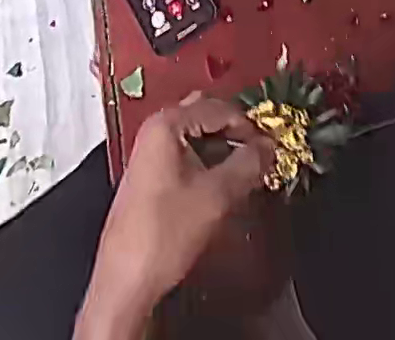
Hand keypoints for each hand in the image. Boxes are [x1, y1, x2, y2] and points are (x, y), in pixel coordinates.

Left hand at [76, 95, 274, 338]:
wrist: (125, 286)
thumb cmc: (164, 235)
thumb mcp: (217, 194)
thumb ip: (249, 163)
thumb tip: (268, 146)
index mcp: (166, 125)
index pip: (219, 108)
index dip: (248, 125)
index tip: (267, 143)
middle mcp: (153, 132)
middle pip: (206, 114)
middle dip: (234, 130)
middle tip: (257, 148)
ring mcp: (149, 155)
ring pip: (196, 135)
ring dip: (222, 146)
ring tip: (244, 167)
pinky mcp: (149, 177)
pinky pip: (186, 153)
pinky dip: (207, 160)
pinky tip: (221, 182)